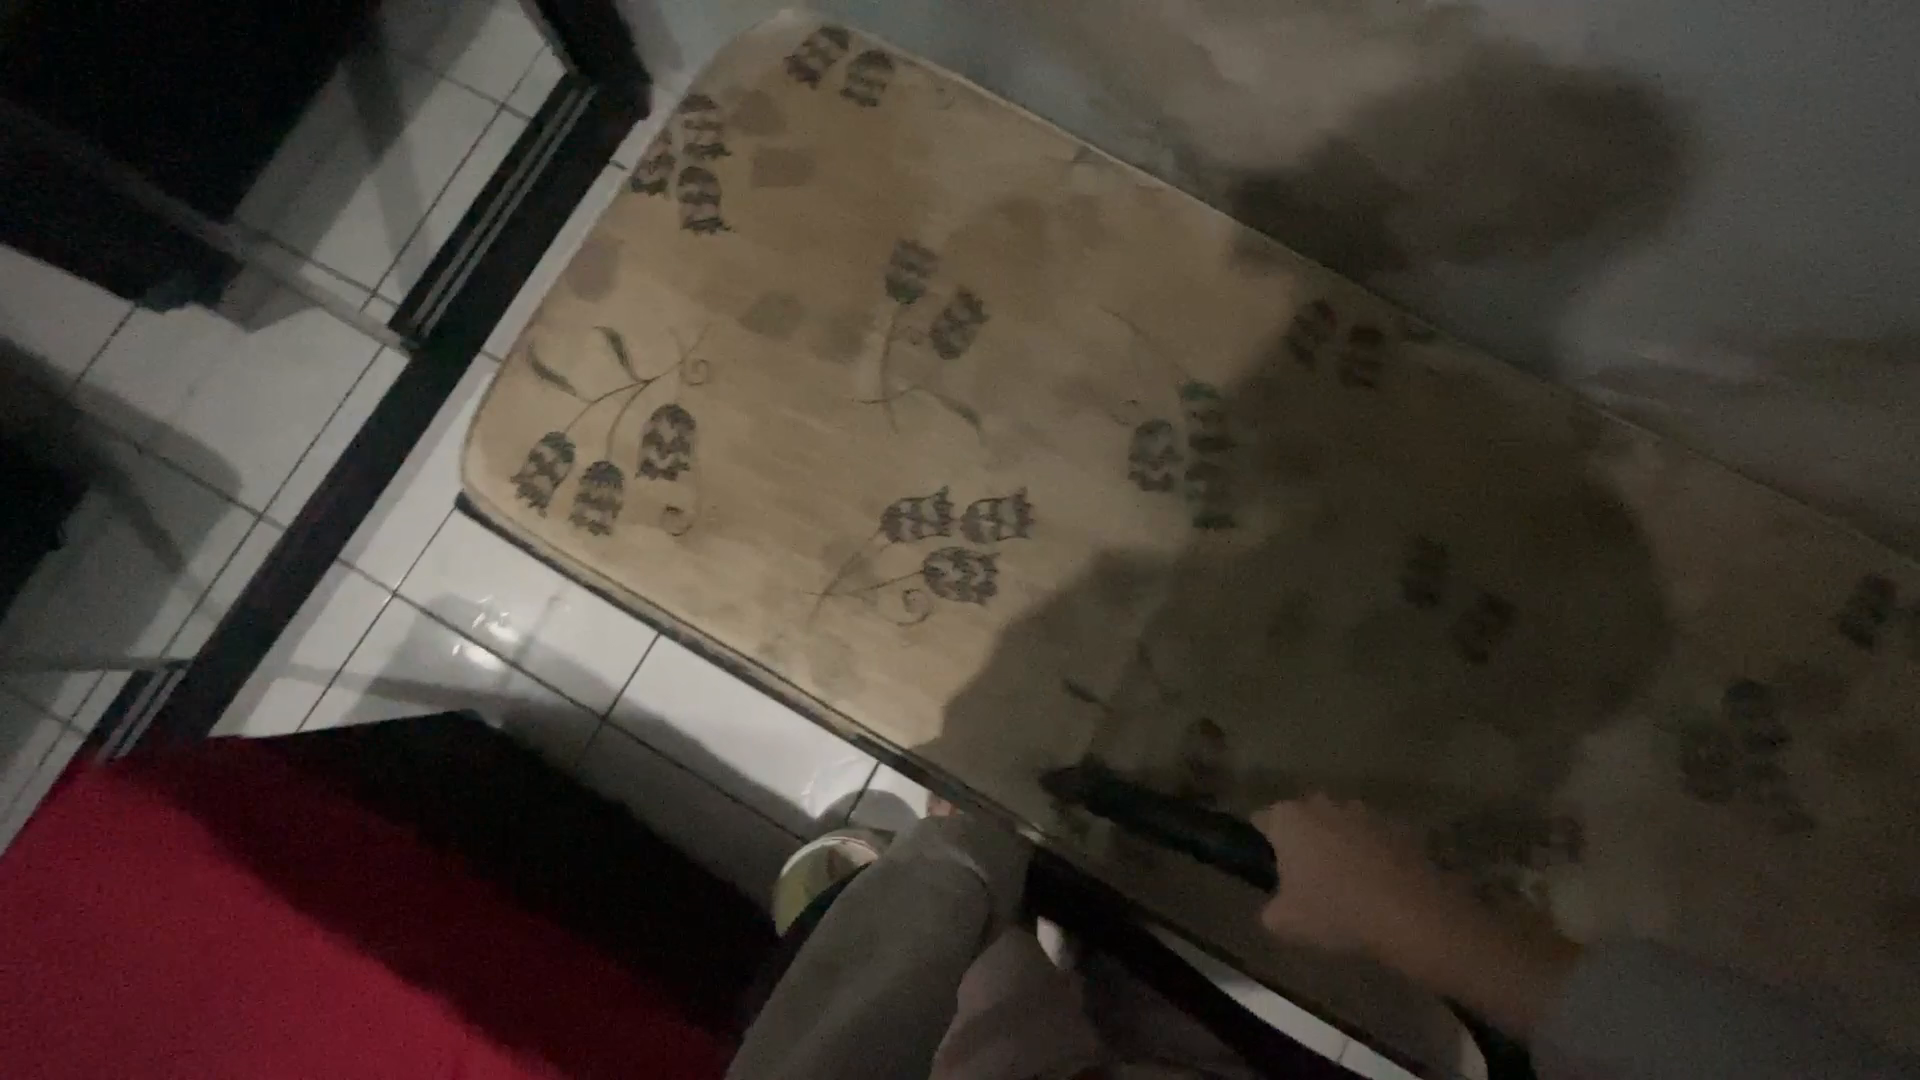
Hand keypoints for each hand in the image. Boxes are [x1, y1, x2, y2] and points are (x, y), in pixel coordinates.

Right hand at [1254, 795, 1581, 1040]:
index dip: (1263, 843)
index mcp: (1287, 818)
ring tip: (1352, 886)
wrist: (1414, 917)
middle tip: (1310, 880)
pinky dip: (1375, 856)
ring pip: (1341, 826)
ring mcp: (1364, 812)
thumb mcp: (1285, 923)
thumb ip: (1271, 909)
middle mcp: (1321, 803)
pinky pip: (1376, 839)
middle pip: (1303, 818)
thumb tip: (1278, 906)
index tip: (1272, 869)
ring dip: (1341, 845)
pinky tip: (1383, 888)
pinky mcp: (1399, 827)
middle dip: (1304, 841)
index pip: (1261, 819)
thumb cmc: (1336, 911)